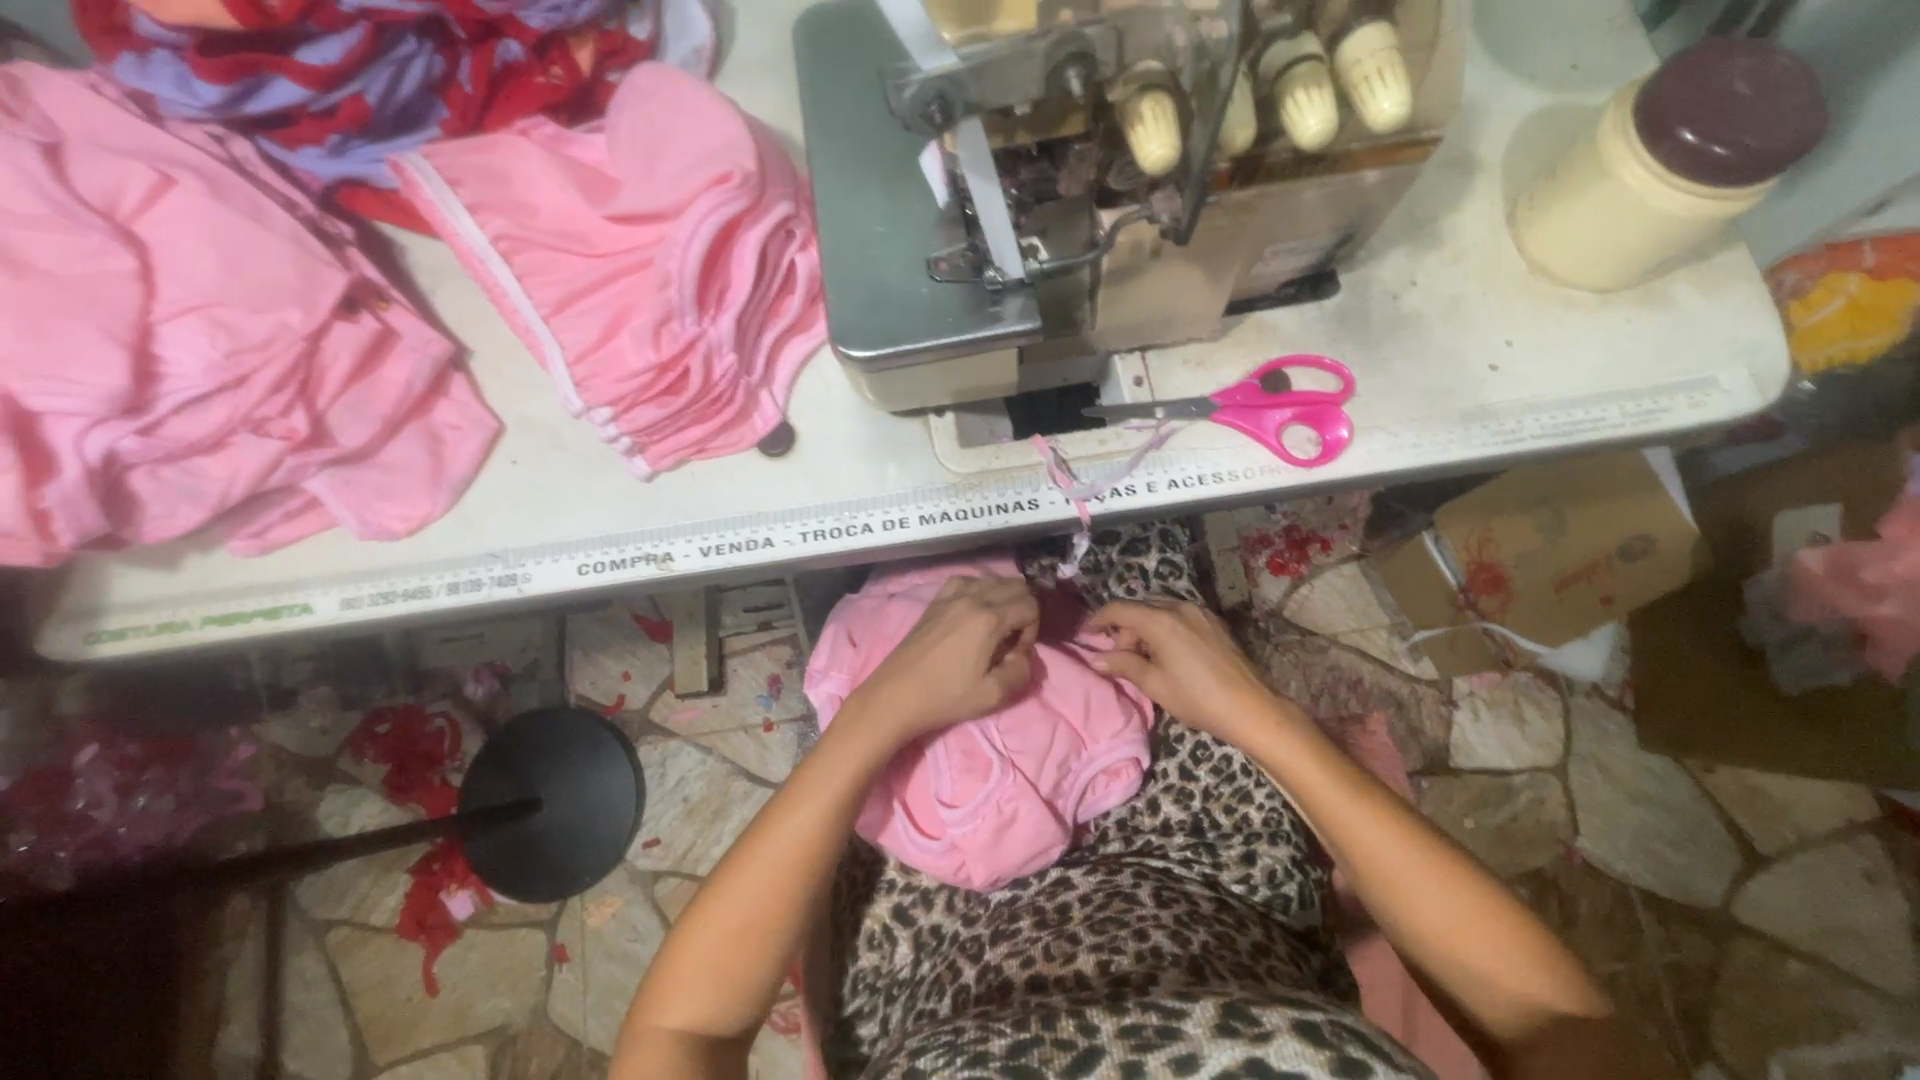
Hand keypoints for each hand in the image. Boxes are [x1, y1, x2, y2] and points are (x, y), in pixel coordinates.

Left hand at [846, 575, 1040, 741]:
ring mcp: (951, 595)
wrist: (896, 695)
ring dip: (1003, 598)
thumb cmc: (945, 697)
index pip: (1031, 605)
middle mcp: (972, 597)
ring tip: (994, 627)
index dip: (1032, 629)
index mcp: (989, 619)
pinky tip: (973, 611)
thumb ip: (1021, 671)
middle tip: (1010, 640)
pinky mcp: (936, 600)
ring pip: (993, 579)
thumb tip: (1023, 653)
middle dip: (1023, 610)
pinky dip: (979, 590)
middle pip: (1016, 586)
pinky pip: (967, 580)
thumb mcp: (993, 695)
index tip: (1016, 652)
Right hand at [1086, 599, 1299, 745]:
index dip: (1098, 619)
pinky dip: (1165, 628)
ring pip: (1160, 610)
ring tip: (1143, 658)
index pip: (1119, 609)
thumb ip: (1123, 665)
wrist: (1251, 708)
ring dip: (1145, 628)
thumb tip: (1097, 659)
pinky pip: (1179, 616)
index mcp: (1161, 620)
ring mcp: (1200, 613)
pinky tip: (1167, 654)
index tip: (1086, 633)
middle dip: (1124, 628)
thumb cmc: (1197, 699)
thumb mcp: (1154, 685)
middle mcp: (1180, 607)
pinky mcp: (1214, 622)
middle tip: (1119, 657)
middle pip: (1140, 608)